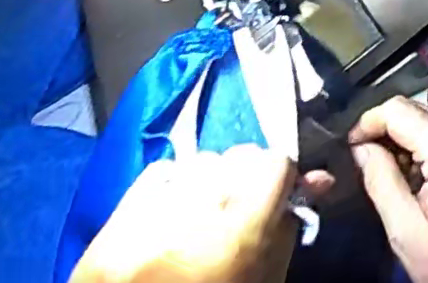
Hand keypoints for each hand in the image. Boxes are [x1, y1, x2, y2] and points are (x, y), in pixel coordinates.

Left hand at [69, 145, 333, 282]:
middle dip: (244, 179)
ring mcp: (148, 223)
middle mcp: (195, 216)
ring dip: (208, 182)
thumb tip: (316, 181)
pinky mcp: (110, 233)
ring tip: (200, 218)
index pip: (276, 162)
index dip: (279, 180)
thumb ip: (288, 227)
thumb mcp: (265, 281)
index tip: (275, 198)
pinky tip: (170, 219)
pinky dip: (170, 188)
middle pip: (239, 156)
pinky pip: (159, 173)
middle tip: (237, 211)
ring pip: (201, 161)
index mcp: (238, 235)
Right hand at [347, 97, 427, 282]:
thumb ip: (381, 181)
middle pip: (409, 108)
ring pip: (420, 115)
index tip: (349, 149)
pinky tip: (410, 175)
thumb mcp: (407, 230)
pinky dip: (415, 143)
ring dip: (398, 138)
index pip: (397, 110)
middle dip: (381, 131)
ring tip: (387, 175)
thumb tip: (360, 147)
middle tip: (364, 165)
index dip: (367, 124)